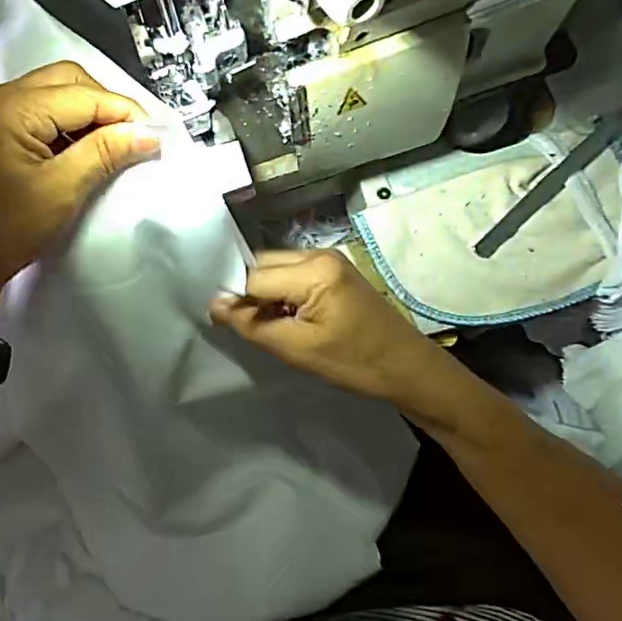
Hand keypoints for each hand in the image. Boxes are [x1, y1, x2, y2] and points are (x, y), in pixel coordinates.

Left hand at [0, 61, 158, 350]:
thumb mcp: (62, 191)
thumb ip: (105, 153)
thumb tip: (145, 133)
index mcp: (8, 109)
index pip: (84, 94)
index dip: (125, 113)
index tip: (153, 136)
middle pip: (68, 81)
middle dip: (107, 106)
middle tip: (135, 139)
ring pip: (54, 93)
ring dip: (87, 115)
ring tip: (112, 148)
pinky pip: (38, 111)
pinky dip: (66, 125)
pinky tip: (82, 152)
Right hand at [208, 249, 460, 414]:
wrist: (407, 367)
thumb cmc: (355, 362)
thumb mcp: (297, 349)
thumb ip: (252, 324)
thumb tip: (214, 304)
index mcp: (314, 270)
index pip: (254, 277)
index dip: (237, 302)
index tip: (229, 326)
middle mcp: (320, 253)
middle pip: (263, 265)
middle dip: (250, 294)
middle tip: (252, 328)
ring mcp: (329, 259)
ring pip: (276, 268)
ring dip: (266, 294)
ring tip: (271, 325)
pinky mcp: (334, 270)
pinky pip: (293, 274)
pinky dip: (283, 293)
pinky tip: (288, 318)